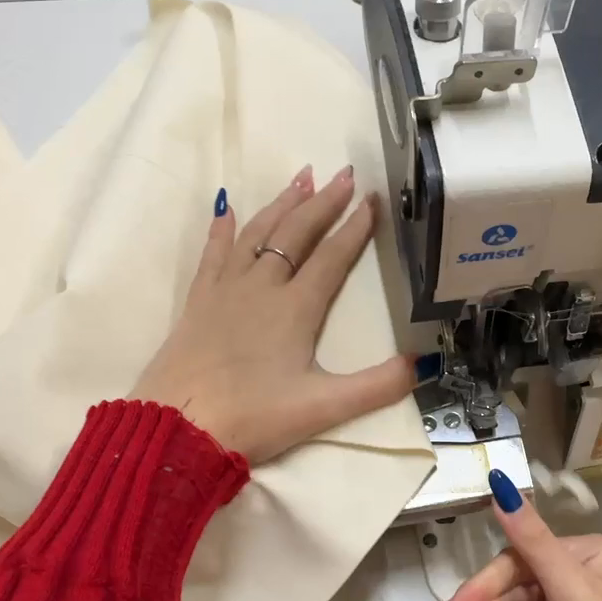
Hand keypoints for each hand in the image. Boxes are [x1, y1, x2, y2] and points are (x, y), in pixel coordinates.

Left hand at [130, 166, 418, 463]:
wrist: (178, 426)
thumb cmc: (254, 417)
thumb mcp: (325, 408)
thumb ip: (378, 386)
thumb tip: (423, 364)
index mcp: (296, 308)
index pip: (333, 257)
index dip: (356, 227)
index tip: (373, 199)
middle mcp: (261, 287)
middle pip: (297, 233)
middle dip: (324, 202)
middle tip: (344, 174)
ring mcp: (225, 290)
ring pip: (258, 233)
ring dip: (281, 204)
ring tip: (300, 178)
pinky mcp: (198, 302)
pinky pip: (213, 253)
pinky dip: (222, 228)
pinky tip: (226, 208)